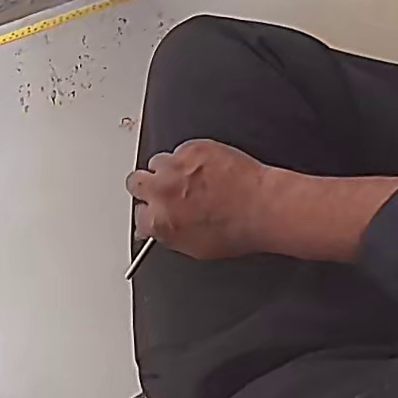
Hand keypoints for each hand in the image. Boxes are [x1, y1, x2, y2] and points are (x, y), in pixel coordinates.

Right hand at [127, 139, 277, 258]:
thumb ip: (168, 235)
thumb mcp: (195, 248)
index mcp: (159, 220)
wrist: (263, 207)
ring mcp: (175, 167)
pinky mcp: (191, 149)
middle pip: (135, 182)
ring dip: (168, 170)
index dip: (149, 213)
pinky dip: (190, 158)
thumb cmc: (237, 229)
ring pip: (157, 162)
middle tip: (164, 190)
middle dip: (146, 187)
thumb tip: (161, 229)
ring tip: (189, 178)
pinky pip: (180, 150)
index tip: (156, 211)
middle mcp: (162, 191)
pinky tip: (206, 169)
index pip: (138, 215)